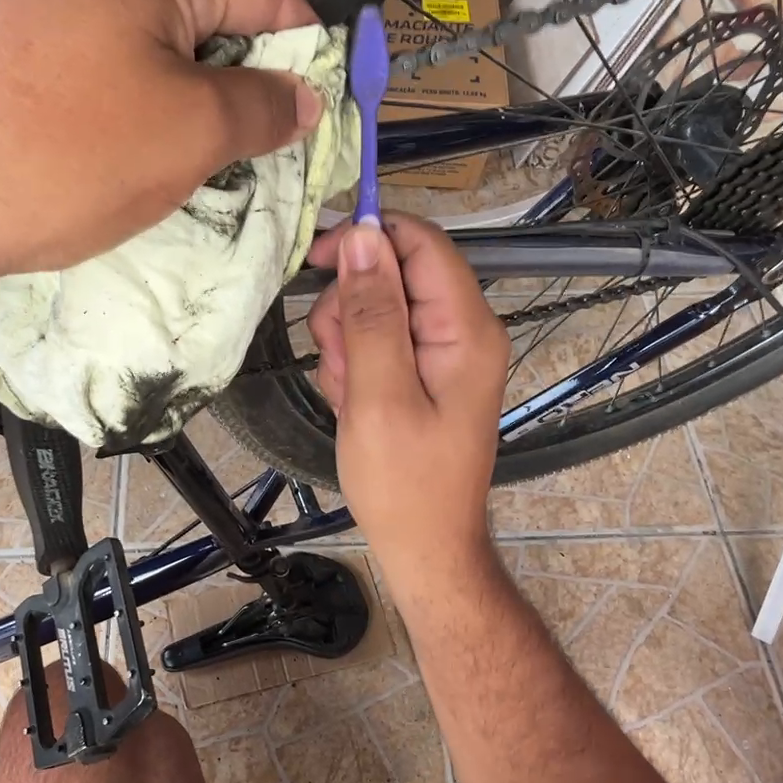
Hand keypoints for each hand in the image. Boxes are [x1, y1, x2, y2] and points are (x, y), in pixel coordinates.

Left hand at [0, 0, 322, 293]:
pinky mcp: (3, 46)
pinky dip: (126, 110)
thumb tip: (302, 99)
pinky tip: (119, 160)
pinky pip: (95, 70)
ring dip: (181, 104)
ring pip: (147, 48)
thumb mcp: (190, 133)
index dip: (302, 51)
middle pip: (201, 14)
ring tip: (185, 168)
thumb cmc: (64, 154)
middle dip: (237, 83)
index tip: (314, 113)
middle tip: (252, 154)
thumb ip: (262, 108)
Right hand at [307, 216, 509, 576]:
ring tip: (350, 396)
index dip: (367, 238)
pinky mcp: (423, 373)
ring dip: (347, 344)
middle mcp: (462, 330)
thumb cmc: (404, 484)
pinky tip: (355, 405)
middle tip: (342, 364)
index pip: (421, 242)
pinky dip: (354, 368)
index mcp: (466, 328)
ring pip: (376, 309)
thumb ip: (371, 314)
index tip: (315, 260)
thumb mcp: (379, 396)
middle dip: (350, 310)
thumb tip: (362, 236)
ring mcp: (442, 353)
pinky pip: (377, 344)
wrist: (424, 546)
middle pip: (393, 274)